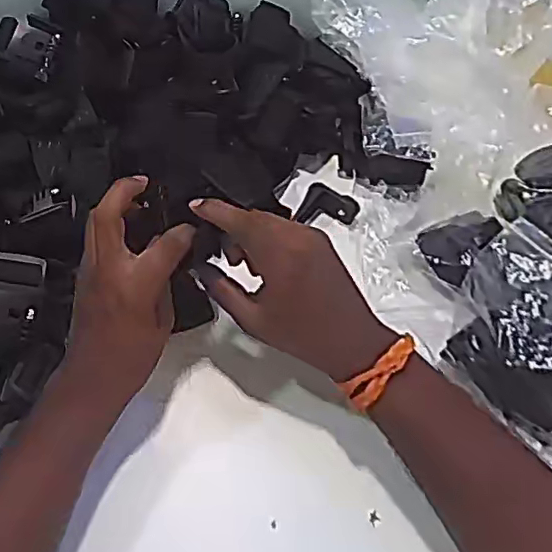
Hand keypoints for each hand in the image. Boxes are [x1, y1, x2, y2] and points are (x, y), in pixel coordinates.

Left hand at [60, 176, 195, 406]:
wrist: (93, 374)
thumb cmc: (128, 358)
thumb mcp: (162, 320)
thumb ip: (166, 281)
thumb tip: (171, 258)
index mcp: (134, 282)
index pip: (163, 242)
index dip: (181, 232)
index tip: (189, 228)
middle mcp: (108, 268)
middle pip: (108, 212)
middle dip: (124, 189)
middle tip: (143, 183)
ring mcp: (90, 268)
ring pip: (95, 220)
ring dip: (114, 204)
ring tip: (136, 202)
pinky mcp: (82, 273)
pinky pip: (94, 237)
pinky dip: (109, 225)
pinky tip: (126, 231)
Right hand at [191, 198, 395, 379]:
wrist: (355, 344)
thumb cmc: (311, 336)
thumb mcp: (252, 319)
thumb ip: (220, 288)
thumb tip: (202, 269)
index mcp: (278, 253)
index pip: (236, 217)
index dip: (211, 210)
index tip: (196, 207)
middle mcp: (297, 237)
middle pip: (251, 216)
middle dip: (231, 228)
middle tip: (224, 254)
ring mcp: (311, 237)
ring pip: (267, 220)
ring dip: (250, 233)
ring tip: (248, 265)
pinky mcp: (319, 241)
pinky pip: (284, 227)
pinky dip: (268, 237)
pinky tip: (266, 264)